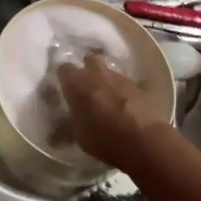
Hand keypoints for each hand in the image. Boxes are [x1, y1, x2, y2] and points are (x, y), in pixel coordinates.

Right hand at [55, 51, 174, 168]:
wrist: (145, 140)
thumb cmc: (104, 138)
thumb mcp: (78, 137)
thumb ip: (67, 128)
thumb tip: (55, 134)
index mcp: (76, 83)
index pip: (63, 69)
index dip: (63, 77)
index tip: (64, 88)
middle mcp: (96, 73)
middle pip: (89, 60)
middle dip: (87, 70)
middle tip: (86, 87)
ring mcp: (120, 78)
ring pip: (109, 72)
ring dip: (106, 81)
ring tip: (107, 98)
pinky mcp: (139, 87)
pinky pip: (126, 84)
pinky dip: (123, 91)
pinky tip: (125, 106)